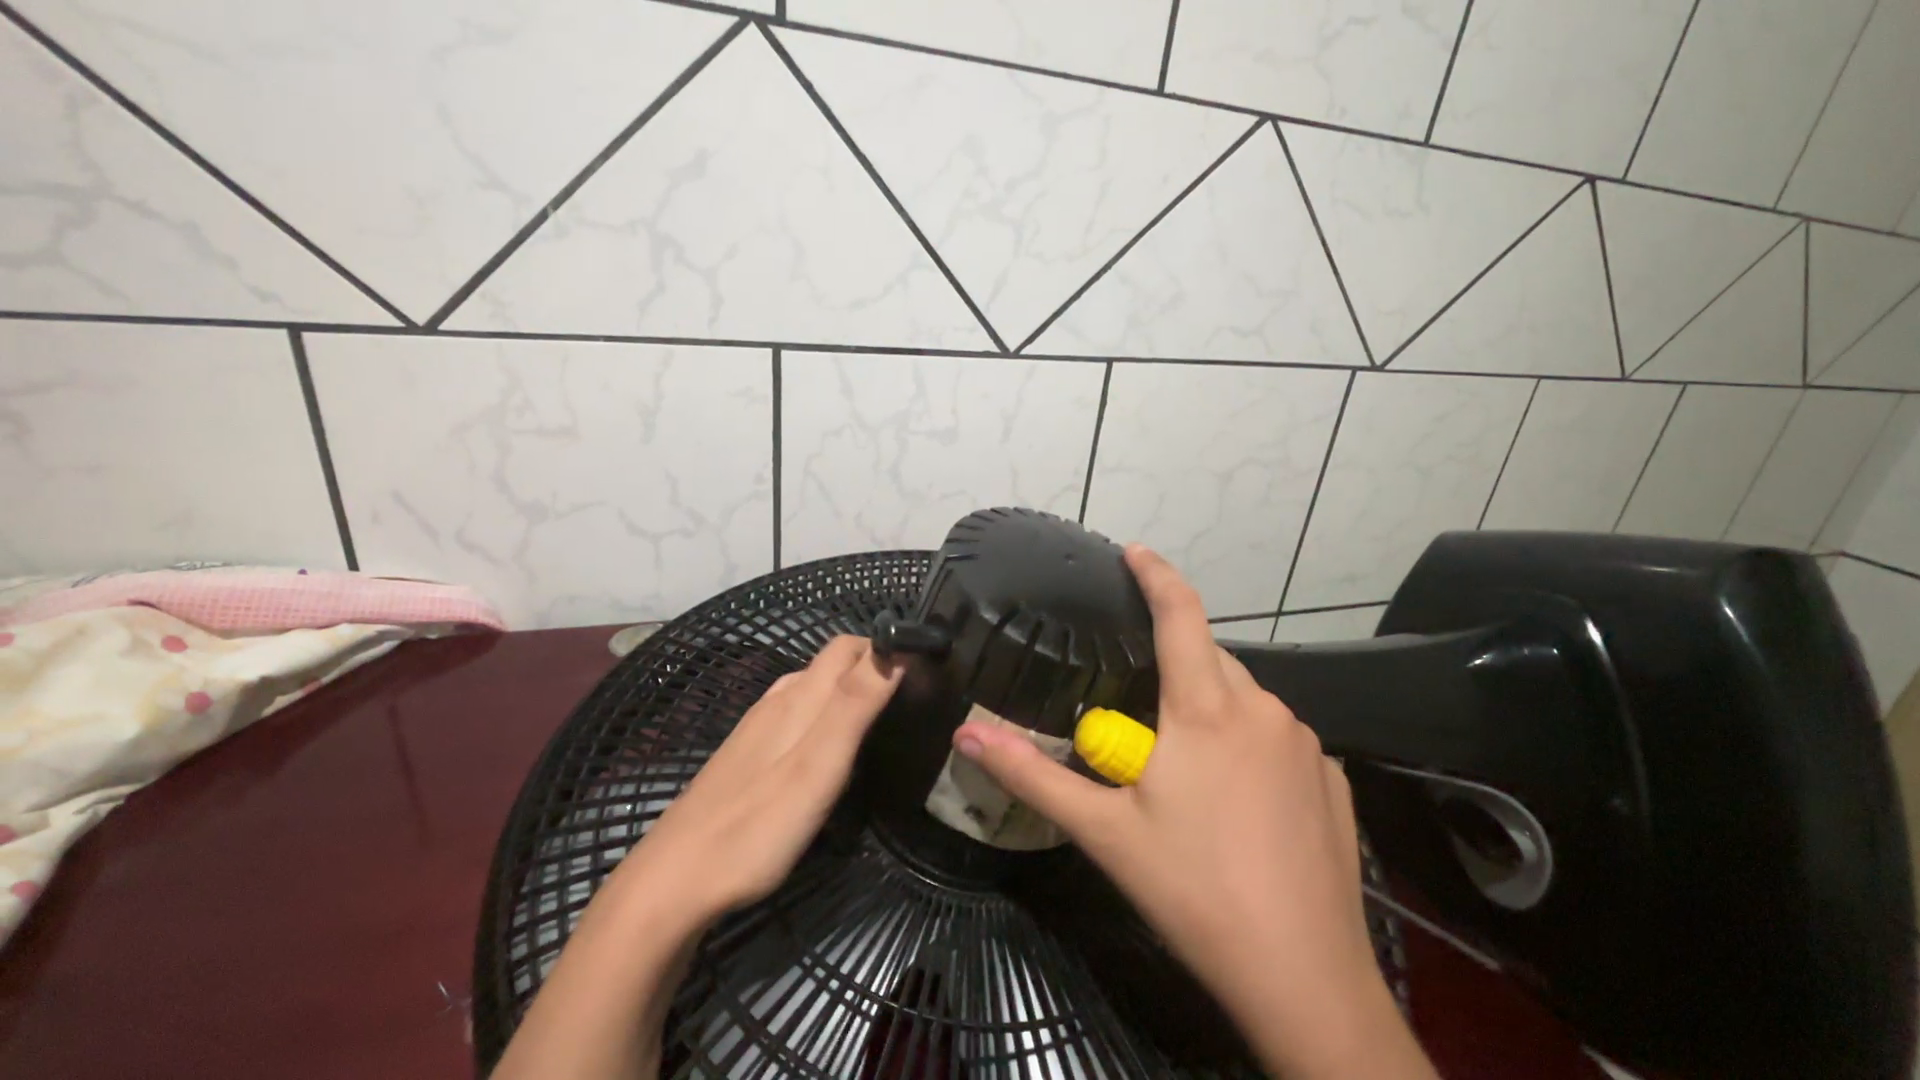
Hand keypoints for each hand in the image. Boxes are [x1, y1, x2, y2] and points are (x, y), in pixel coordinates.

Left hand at [627, 634, 903, 917]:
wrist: (675, 881)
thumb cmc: (756, 827)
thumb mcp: (817, 766)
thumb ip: (853, 706)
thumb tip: (892, 650)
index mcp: (797, 699)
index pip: (848, 647)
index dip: (886, 647)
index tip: (925, 670)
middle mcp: (776, 703)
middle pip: (829, 666)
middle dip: (870, 667)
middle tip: (912, 699)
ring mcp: (756, 732)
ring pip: (810, 692)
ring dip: (847, 693)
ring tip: (881, 722)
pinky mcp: (745, 760)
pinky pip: (793, 720)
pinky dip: (822, 721)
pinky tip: (829, 755)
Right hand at [952, 546, 1432, 1079]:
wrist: (1302, 973)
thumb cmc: (1193, 891)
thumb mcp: (1104, 833)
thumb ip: (1031, 776)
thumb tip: (965, 736)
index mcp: (1206, 709)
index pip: (1181, 615)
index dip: (1156, 575)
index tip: (1134, 552)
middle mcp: (1263, 710)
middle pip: (1212, 661)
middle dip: (1174, 668)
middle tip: (1139, 723)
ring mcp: (1307, 744)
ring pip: (1246, 703)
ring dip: (1212, 714)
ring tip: (1185, 773)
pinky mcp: (1333, 779)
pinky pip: (1279, 740)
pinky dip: (1250, 749)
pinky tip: (1237, 806)